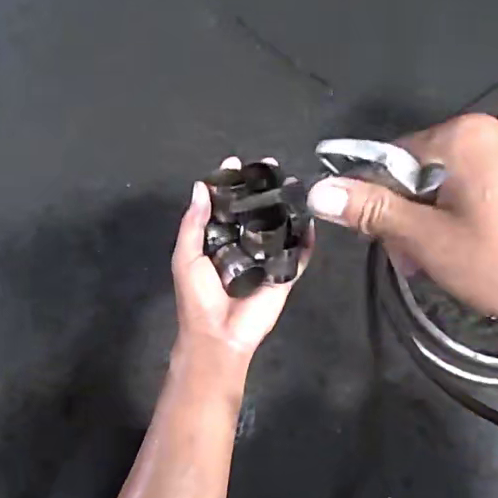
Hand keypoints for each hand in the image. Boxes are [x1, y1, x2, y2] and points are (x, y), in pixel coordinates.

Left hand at [170, 167, 304, 358]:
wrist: (219, 334)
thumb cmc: (197, 297)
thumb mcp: (186, 256)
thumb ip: (193, 223)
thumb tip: (201, 186)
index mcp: (217, 242)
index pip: (226, 207)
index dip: (231, 185)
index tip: (236, 162)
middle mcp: (243, 247)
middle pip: (255, 212)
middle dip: (262, 189)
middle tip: (272, 165)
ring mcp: (265, 261)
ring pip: (278, 229)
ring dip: (286, 207)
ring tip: (293, 183)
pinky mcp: (284, 276)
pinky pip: (298, 255)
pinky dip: (306, 239)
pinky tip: (312, 218)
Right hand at [304, 114, 497, 357]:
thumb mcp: (434, 245)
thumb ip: (376, 214)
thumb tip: (320, 191)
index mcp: (462, 135)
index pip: (392, 159)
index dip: (383, 207)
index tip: (398, 251)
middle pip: (430, 170)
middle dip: (419, 218)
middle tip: (432, 267)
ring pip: (466, 183)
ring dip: (451, 222)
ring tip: (471, 266)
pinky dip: (488, 218)